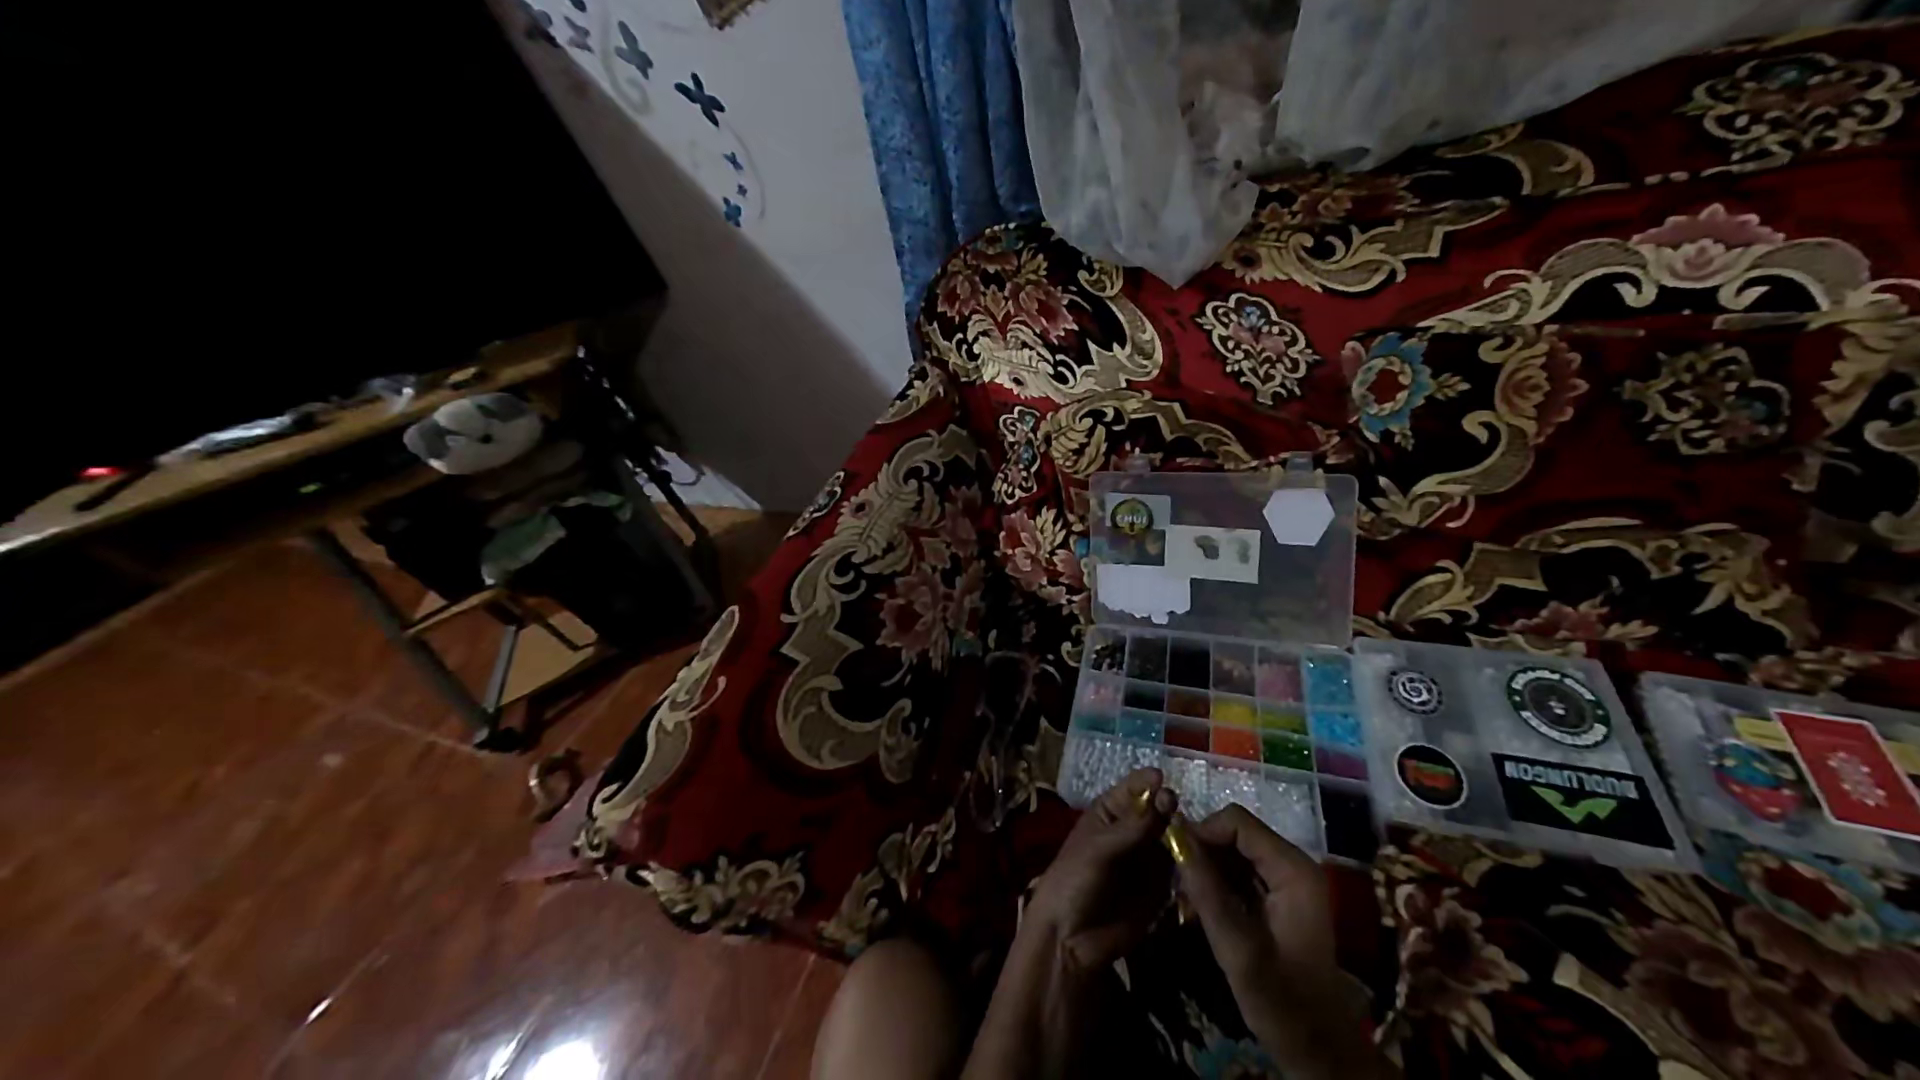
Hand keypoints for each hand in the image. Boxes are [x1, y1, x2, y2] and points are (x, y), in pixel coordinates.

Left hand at [1027, 767, 1175, 973]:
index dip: (1148, 781)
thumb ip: (1132, 827)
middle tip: (1176, 806)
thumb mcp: (1098, 849)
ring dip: (1184, 832)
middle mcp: (1134, 829)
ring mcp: (1151, 856)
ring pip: (1174, 836)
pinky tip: (1202, 856)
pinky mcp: (1164, 885)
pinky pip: (1183, 866)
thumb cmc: (1074, 880)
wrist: (1072, 936)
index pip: (1134, 788)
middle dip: (1168, 805)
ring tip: (1192, 831)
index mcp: (1110, 812)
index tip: (1161, 778)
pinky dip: (1192, 860)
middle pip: (1159, 810)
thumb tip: (1164, 795)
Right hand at [1170, 805, 1392, 1079]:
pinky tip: (1200, 908)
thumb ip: (1206, 891)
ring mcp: (1286, 880)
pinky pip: (1238, 869)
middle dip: (1201, 851)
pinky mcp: (1277, 895)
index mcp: (1293, 870)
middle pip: (1233, 832)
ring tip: (1187, 901)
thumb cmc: (1283, 1002)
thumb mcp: (1238, 949)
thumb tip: (1174, 838)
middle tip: (1178, 885)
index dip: (1201, 832)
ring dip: (1205, 868)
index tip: (1173, 860)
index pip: (1236, 821)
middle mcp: (1293, 864)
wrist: (1319, 1049)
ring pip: (1232, 849)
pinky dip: (1215, 882)